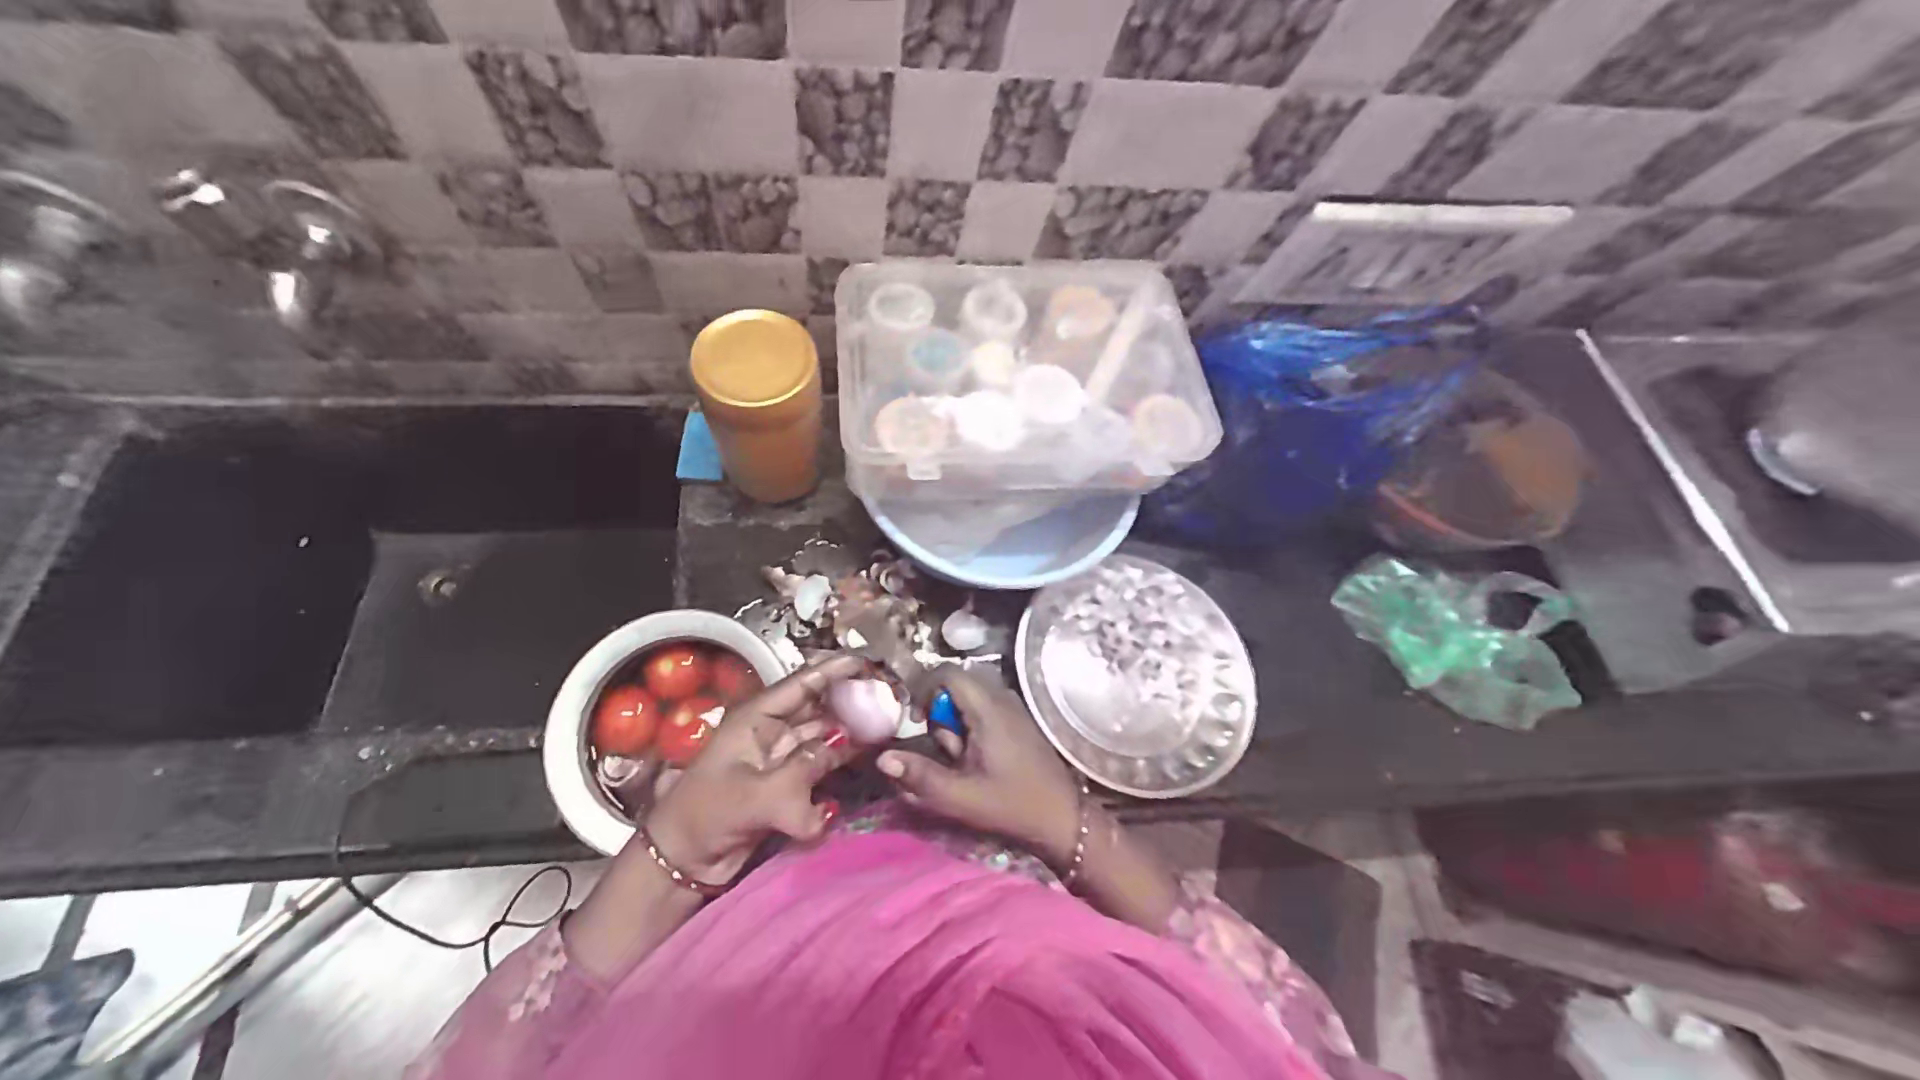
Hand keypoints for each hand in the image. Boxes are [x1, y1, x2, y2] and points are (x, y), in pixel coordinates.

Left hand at [645, 652, 865, 884]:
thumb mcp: (754, 794)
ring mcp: (782, 759)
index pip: (802, 684)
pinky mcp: (790, 786)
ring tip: (887, 726)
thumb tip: (842, 751)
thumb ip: (802, 772)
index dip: (834, 671)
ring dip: (852, 733)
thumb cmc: (706, 815)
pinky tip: (868, 760)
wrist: (682, 863)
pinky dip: (843, 766)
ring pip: (825, 738)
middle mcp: (773, 731)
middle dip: (852, 702)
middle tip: (888, 698)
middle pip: (820, 708)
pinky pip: (823, 768)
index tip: (868, 661)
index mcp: (756, 718)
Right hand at [876, 668, 1082, 865]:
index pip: (948, 673)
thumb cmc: (1010, 806)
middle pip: (955, 687)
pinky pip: (983, 710)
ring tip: (965, 761)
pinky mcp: (1018, 720)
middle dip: (941, 716)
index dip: (924, 689)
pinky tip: (979, 760)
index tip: (915, 721)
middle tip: (946, 752)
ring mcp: (1013, 708)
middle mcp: (1002, 698)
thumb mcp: (959, 797)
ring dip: (957, 726)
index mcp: (989, 709)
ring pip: (968, 701)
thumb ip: (920, 776)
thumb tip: (882, 758)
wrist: (1062, 818)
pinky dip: (972, 729)